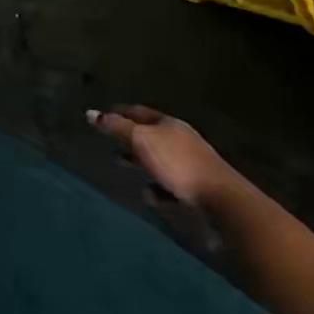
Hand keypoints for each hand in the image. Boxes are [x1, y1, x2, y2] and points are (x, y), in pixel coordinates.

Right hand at [88, 104, 243, 207]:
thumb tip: (89, 113)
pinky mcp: (198, 188)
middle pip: (150, 135)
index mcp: (170, 124)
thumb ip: (115, 127)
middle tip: (110, 144)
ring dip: (142, 163)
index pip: (139, 112)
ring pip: (159, 160)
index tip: (102, 116)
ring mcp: (192, 164)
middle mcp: (182, 140)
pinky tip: (151, 195)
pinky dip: (158, 187)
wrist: (224, 201)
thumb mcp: (141, 140)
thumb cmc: (177, 163)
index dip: (119, 112)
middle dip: (129, 139)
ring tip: (125, 169)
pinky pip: (170, 183)